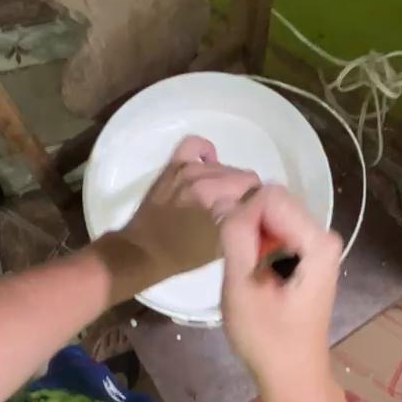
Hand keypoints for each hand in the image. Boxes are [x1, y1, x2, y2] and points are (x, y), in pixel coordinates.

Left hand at [109, 136, 261, 284]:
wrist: (143, 251)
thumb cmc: (183, 255)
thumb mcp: (220, 245)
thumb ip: (240, 222)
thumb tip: (255, 208)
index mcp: (218, 201)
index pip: (255, 190)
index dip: (258, 203)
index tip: (253, 213)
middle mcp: (206, 181)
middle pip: (242, 177)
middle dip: (244, 192)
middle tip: (237, 209)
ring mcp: (187, 170)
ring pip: (223, 166)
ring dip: (227, 179)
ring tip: (221, 195)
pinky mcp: (173, 166)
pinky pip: (195, 145)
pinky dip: (206, 152)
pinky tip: (208, 165)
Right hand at [219, 186, 341, 401]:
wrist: (292, 375)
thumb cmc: (266, 338)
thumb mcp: (241, 286)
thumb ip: (236, 235)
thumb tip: (226, 199)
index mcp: (316, 240)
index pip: (268, 196)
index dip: (241, 217)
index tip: (232, 252)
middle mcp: (324, 235)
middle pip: (272, 203)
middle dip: (246, 225)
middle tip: (236, 265)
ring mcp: (318, 246)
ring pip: (271, 217)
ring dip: (250, 238)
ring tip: (245, 274)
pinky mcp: (309, 256)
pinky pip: (276, 233)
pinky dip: (258, 247)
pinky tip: (254, 276)